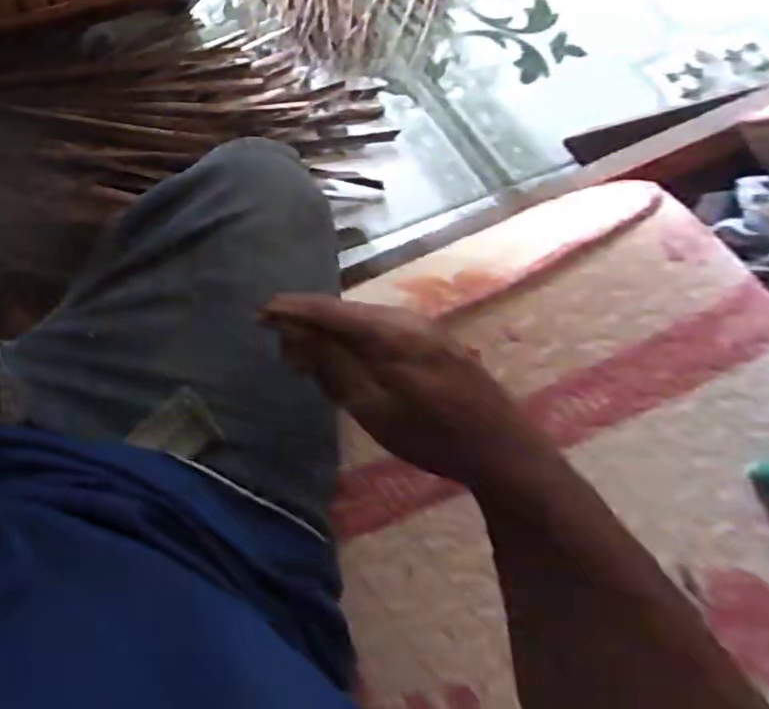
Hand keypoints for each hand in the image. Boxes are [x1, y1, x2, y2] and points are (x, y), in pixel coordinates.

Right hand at [260, 294, 557, 489]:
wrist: (510, 459)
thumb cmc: (432, 436)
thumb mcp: (369, 404)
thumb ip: (329, 361)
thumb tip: (292, 328)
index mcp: (389, 332)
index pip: (325, 309)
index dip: (288, 309)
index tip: (258, 316)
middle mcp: (406, 319)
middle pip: (340, 311)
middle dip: (306, 325)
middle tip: (284, 352)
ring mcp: (424, 329)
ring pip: (359, 320)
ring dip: (329, 334)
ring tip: (310, 362)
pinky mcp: (434, 342)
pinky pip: (378, 329)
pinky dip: (352, 341)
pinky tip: (347, 363)